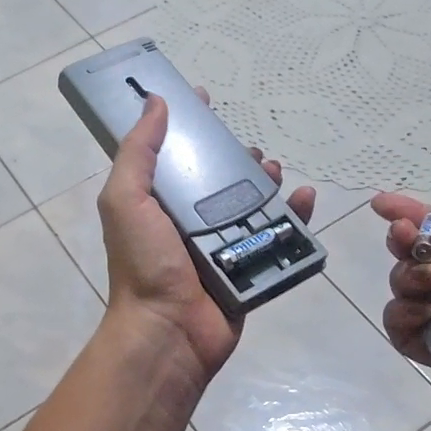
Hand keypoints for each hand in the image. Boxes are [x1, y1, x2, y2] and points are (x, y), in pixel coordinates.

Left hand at [98, 90, 315, 379]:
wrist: (169, 332)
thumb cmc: (144, 262)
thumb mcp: (126, 199)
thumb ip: (137, 152)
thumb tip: (154, 103)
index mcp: (155, 202)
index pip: (171, 153)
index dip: (187, 125)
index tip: (205, 99)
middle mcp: (187, 220)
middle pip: (218, 176)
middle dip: (235, 155)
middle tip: (248, 147)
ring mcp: (221, 245)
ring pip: (251, 201)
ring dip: (266, 180)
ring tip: (273, 169)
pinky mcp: (250, 268)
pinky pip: (279, 235)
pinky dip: (295, 215)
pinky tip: (304, 197)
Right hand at [373, 190, 430, 430]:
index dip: (414, 213)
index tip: (381, 202)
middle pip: (420, 257)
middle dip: (404, 240)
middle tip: (405, 236)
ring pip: (406, 289)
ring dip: (406, 274)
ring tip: (430, 278)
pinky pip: (403, 331)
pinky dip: (401, 316)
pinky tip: (423, 311)